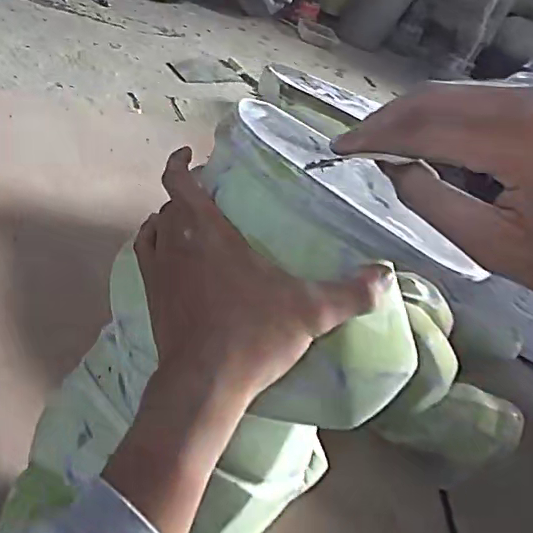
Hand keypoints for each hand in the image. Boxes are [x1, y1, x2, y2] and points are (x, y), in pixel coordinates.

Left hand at [101, 149, 387, 532]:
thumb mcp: (310, 311)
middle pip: (171, 202)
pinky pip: (145, 250)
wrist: (202, 378)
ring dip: (169, 218)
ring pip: (156, 224)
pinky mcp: (149, 288)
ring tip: (191, 222)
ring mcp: (157, 263)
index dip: (179, 162)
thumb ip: (351, 292)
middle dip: (186, 193)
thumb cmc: (253, 334)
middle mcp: (174, 237)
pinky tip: (170, 252)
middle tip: (209, 197)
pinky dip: (154, 241)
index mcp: (205, 228)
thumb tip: (387, 274)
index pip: (179, 180)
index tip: (188, 154)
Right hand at [332, 81, 532, 333]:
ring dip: (426, 117)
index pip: (423, 125)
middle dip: (391, 119)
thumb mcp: (505, 251)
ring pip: (466, 93)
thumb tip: (397, 168)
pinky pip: (499, 99)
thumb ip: (435, 202)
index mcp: (526, 141)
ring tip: (406, 152)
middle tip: (361, 145)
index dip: (373, 136)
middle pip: (438, 96)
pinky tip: (459, 148)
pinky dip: (463, 118)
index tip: (340, 148)